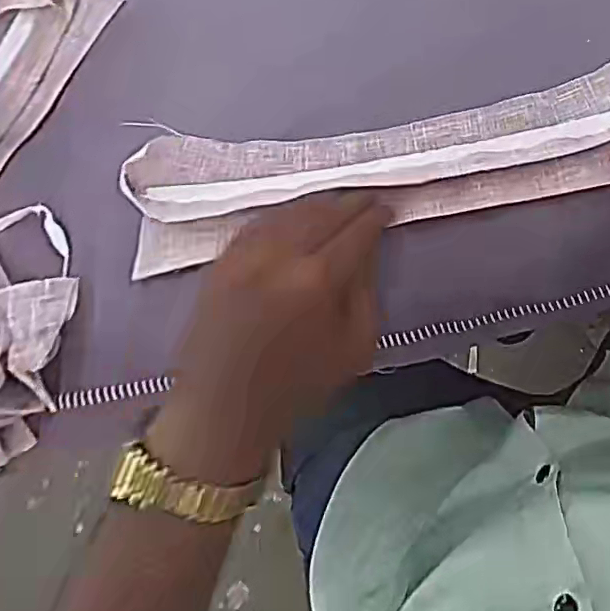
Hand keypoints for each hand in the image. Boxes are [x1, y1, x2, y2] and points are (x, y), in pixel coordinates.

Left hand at [147, 193, 389, 484]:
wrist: (221, 413)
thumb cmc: (298, 386)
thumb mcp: (355, 345)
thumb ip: (367, 289)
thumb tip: (369, 247)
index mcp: (317, 281)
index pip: (356, 231)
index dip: (375, 216)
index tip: (388, 207)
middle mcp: (280, 258)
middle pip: (324, 213)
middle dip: (351, 202)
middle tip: (369, 197)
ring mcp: (246, 256)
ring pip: (290, 212)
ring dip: (319, 202)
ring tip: (338, 201)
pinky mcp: (222, 262)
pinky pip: (260, 222)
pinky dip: (285, 213)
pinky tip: (298, 213)